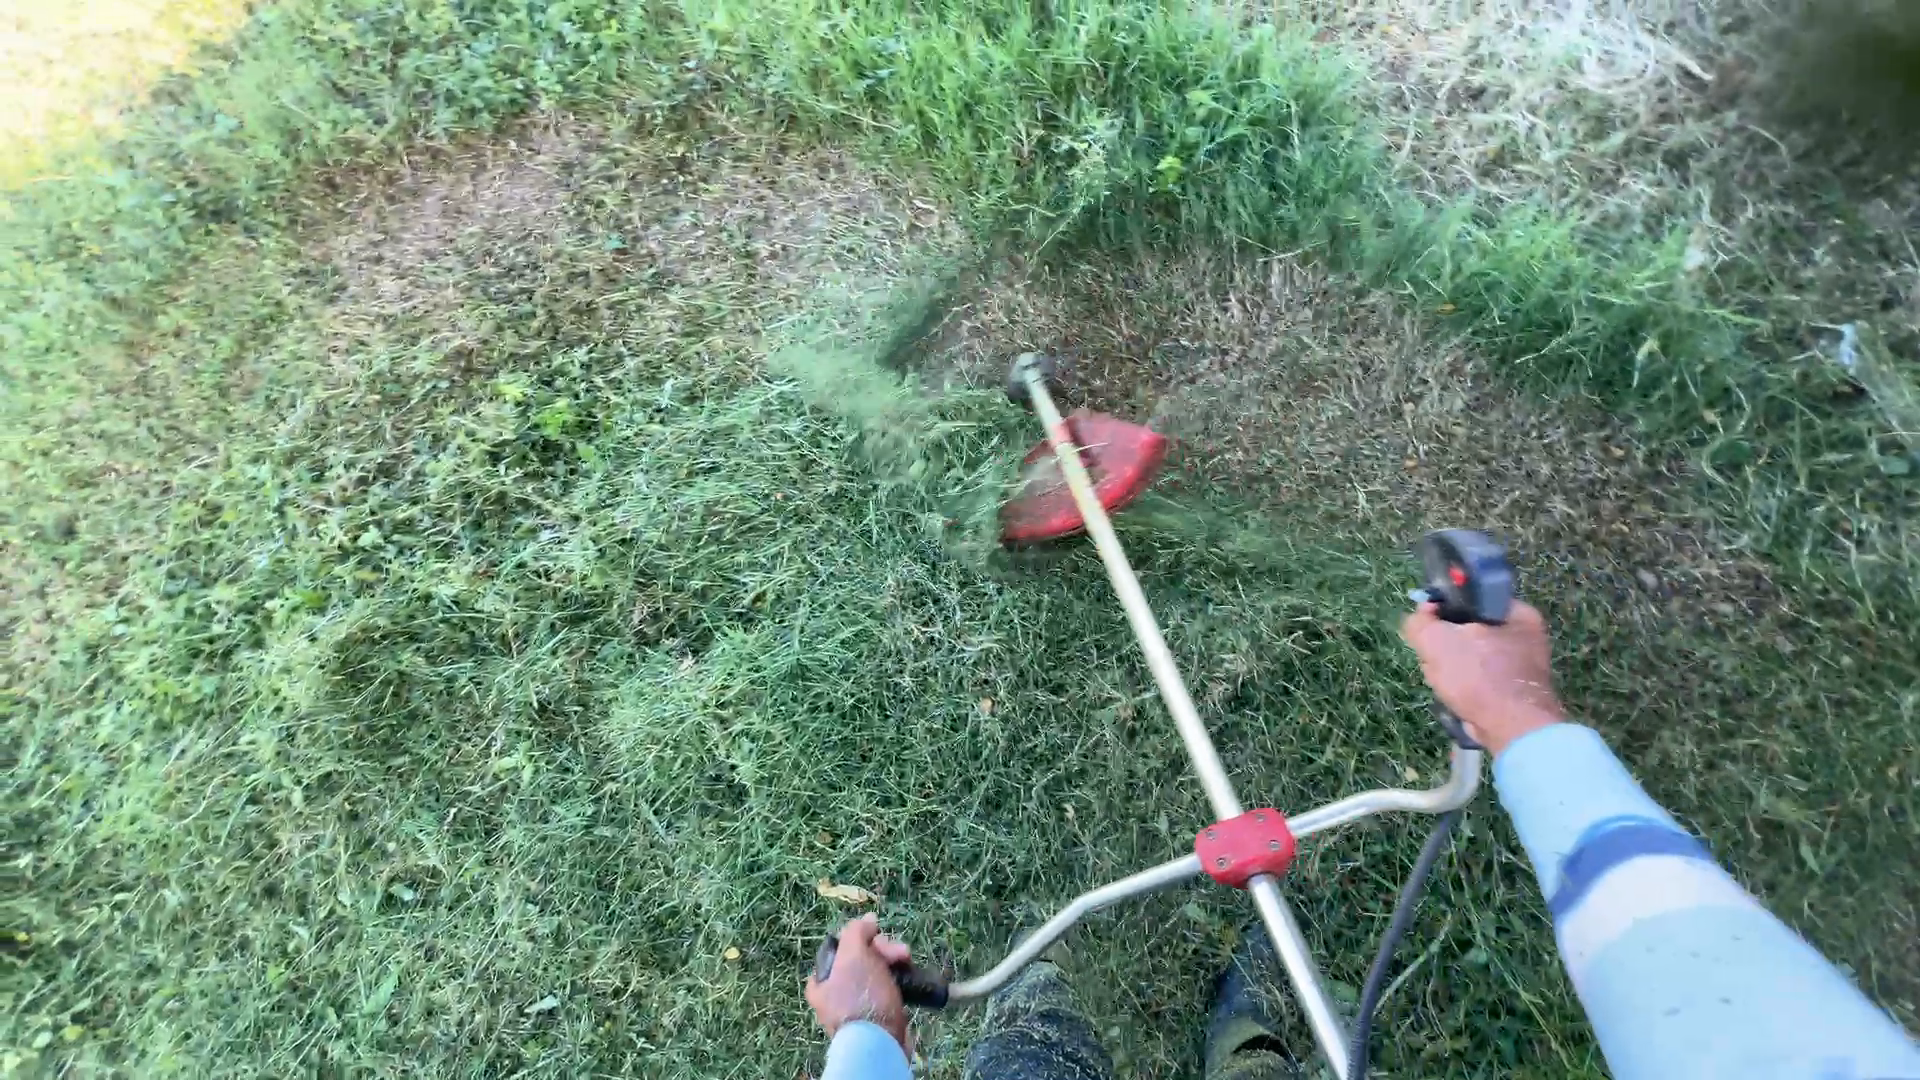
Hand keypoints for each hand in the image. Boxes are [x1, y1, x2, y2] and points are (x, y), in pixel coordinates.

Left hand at [806, 915, 911, 1048]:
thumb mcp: (853, 954)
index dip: (859, 937)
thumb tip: (869, 919)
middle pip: (861, 955)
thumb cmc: (860, 995)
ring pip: (877, 967)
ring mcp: (857, 1002)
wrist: (879, 1042)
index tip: (873, 936)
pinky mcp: (877, 1011)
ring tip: (907, 958)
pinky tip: (908, 970)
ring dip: (893, 958)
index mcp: (821, 980)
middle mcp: (836, 991)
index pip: (841, 945)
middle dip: (882, 948)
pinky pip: (886, 984)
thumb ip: (856, 931)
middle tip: (897, 952)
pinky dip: (897, 975)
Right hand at [1401, 600, 1564, 756]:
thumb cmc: (1477, 676)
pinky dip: (1463, 685)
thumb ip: (1419, 620)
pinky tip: (1456, 694)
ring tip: (1445, 680)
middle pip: (1464, 629)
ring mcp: (1523, 664)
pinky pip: (1478, 676)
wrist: (1511, 728)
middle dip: (1443, 646)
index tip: (1428, 627)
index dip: (1441, 610)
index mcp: (1517, 612)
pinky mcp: (1515, 688)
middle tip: (1436, 659)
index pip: (1468, 599)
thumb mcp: (1434, 639)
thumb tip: (1422, 616)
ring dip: (1449, 667)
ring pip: (1467, 655)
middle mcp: (1526, 635)